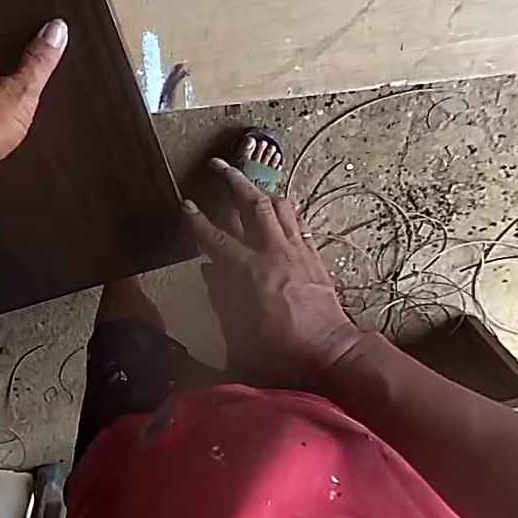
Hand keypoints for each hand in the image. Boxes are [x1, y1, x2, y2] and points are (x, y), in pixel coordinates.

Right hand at [182, 161, 363, 389]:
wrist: (332, 353)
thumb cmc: (280, 348)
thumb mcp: (238, 329)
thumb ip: (220, 296)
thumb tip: (210, 270)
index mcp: (252, 271)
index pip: (217, 238)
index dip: (198, 221)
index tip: (185, 204)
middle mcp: (276, 253)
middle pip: (254, 206)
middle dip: (234, 181)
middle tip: (218, 164)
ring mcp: (298, 252)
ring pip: (280, 208)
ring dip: (261, 190)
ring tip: (248, 181)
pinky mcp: (313, 257)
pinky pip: (297, 223)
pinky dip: (282, 211)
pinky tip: (275, 210)